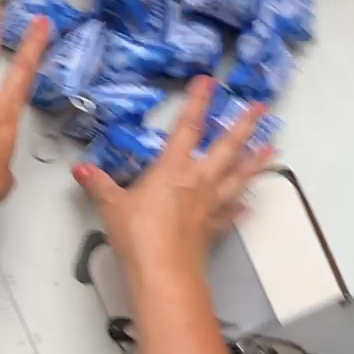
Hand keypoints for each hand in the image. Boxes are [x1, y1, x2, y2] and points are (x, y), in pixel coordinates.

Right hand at [73, 77, 273, 279]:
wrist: (163, 271)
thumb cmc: (138, 234)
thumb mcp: (111, 205)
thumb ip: (99, 184)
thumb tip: (82, 169)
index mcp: (173, 169)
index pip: (187, 128)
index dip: (197, 103)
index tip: (208, 82)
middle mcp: (198, 181)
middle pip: (226, 147)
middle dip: (243, 126)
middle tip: (261, 108)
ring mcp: (210, 205)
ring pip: (238, 177)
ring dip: (255, 161)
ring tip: (271, 148)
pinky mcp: (213, 228)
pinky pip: (231, 213)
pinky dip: (240, 208)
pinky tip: (248, 205)